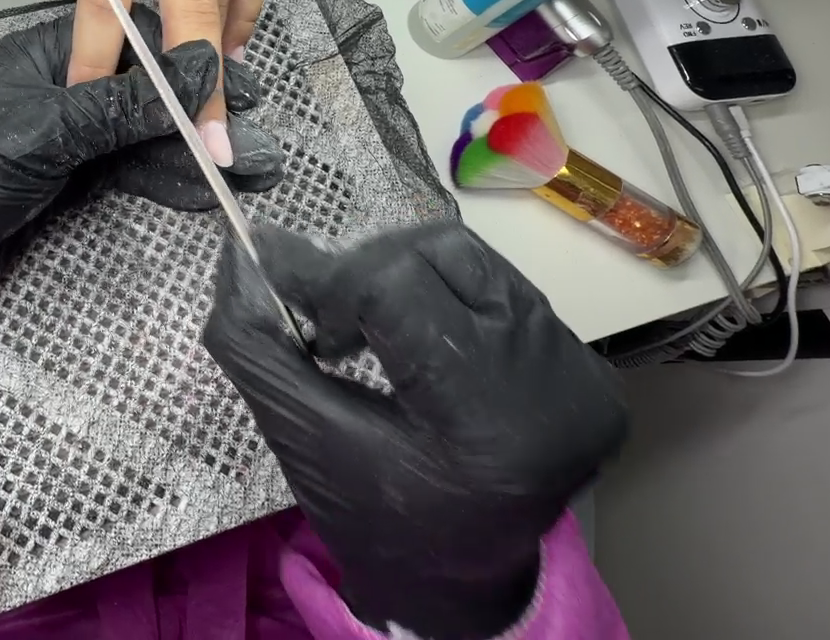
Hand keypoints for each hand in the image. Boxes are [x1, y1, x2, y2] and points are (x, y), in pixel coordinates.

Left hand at [0, 8, 220, 352]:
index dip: (181, 53)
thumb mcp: (46, 130)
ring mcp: (63, 137)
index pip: (126, 35)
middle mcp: (60, 87)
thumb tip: (199, 71)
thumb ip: (121, 104)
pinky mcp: (64, 180)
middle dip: (193, 107)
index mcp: (46, 53)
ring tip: (244, 162)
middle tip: (251, 124)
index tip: (234, 74)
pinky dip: (157, 177)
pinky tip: (198, 185)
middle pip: (137, 89)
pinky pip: (120, 170)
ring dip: (184, 147)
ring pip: (135, 134)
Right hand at [204, 224, 627, 639]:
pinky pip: (497, 284)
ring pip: (468, 255)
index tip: (290, 305)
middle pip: (436, 252)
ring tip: (374, 328)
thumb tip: (242, 248)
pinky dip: (440, 291)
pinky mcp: (587, 368)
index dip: (324, 281)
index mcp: (481, 418)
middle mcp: (553, 384)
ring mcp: (580, 373)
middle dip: (363, 274)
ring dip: (401, 273)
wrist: (459, 581)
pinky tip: (420, 339)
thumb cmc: (371, 519)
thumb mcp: (296, 435)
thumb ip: (252, 340)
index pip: (392, 285)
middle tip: (333, 329)